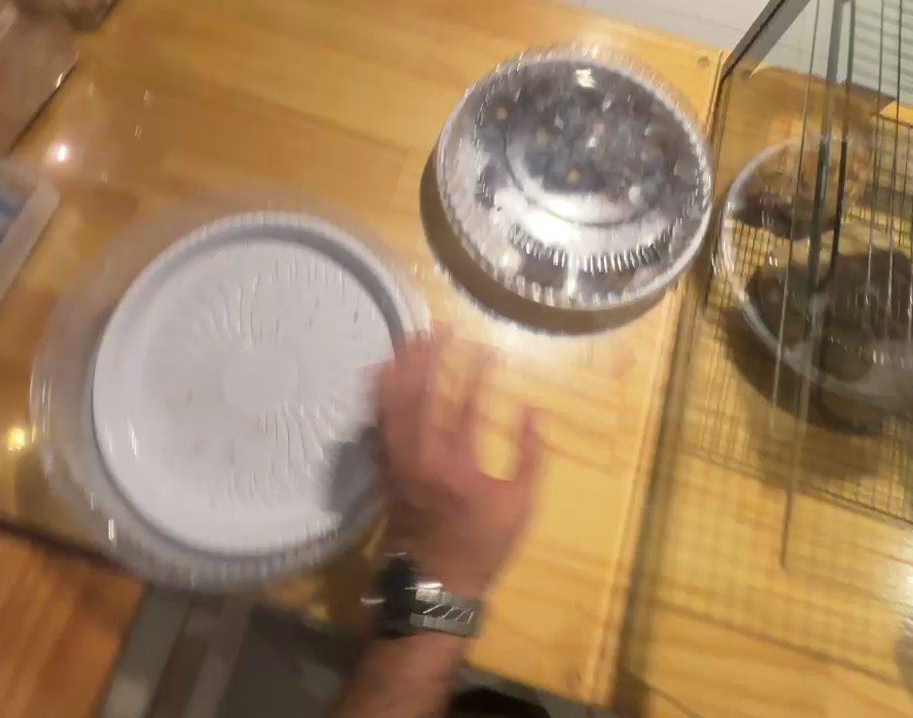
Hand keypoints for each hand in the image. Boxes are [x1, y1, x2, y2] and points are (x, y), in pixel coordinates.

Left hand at [375, 330, 543, 595]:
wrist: (435, 585)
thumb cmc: (483, 544)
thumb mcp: (520, 506)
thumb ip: (530, 456)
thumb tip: (536, 410)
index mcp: (459, 465)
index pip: (468, 403)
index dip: (477, 372)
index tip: (487, 347)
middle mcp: (422, 457)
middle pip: (421, 395)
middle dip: (429, 357)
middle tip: (437, 328)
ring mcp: (398, 462)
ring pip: (392, 406)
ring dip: (399, 369)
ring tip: (406, 339)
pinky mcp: (384, 469)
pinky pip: (377, 425)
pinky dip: (377, 397)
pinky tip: (379, 374)